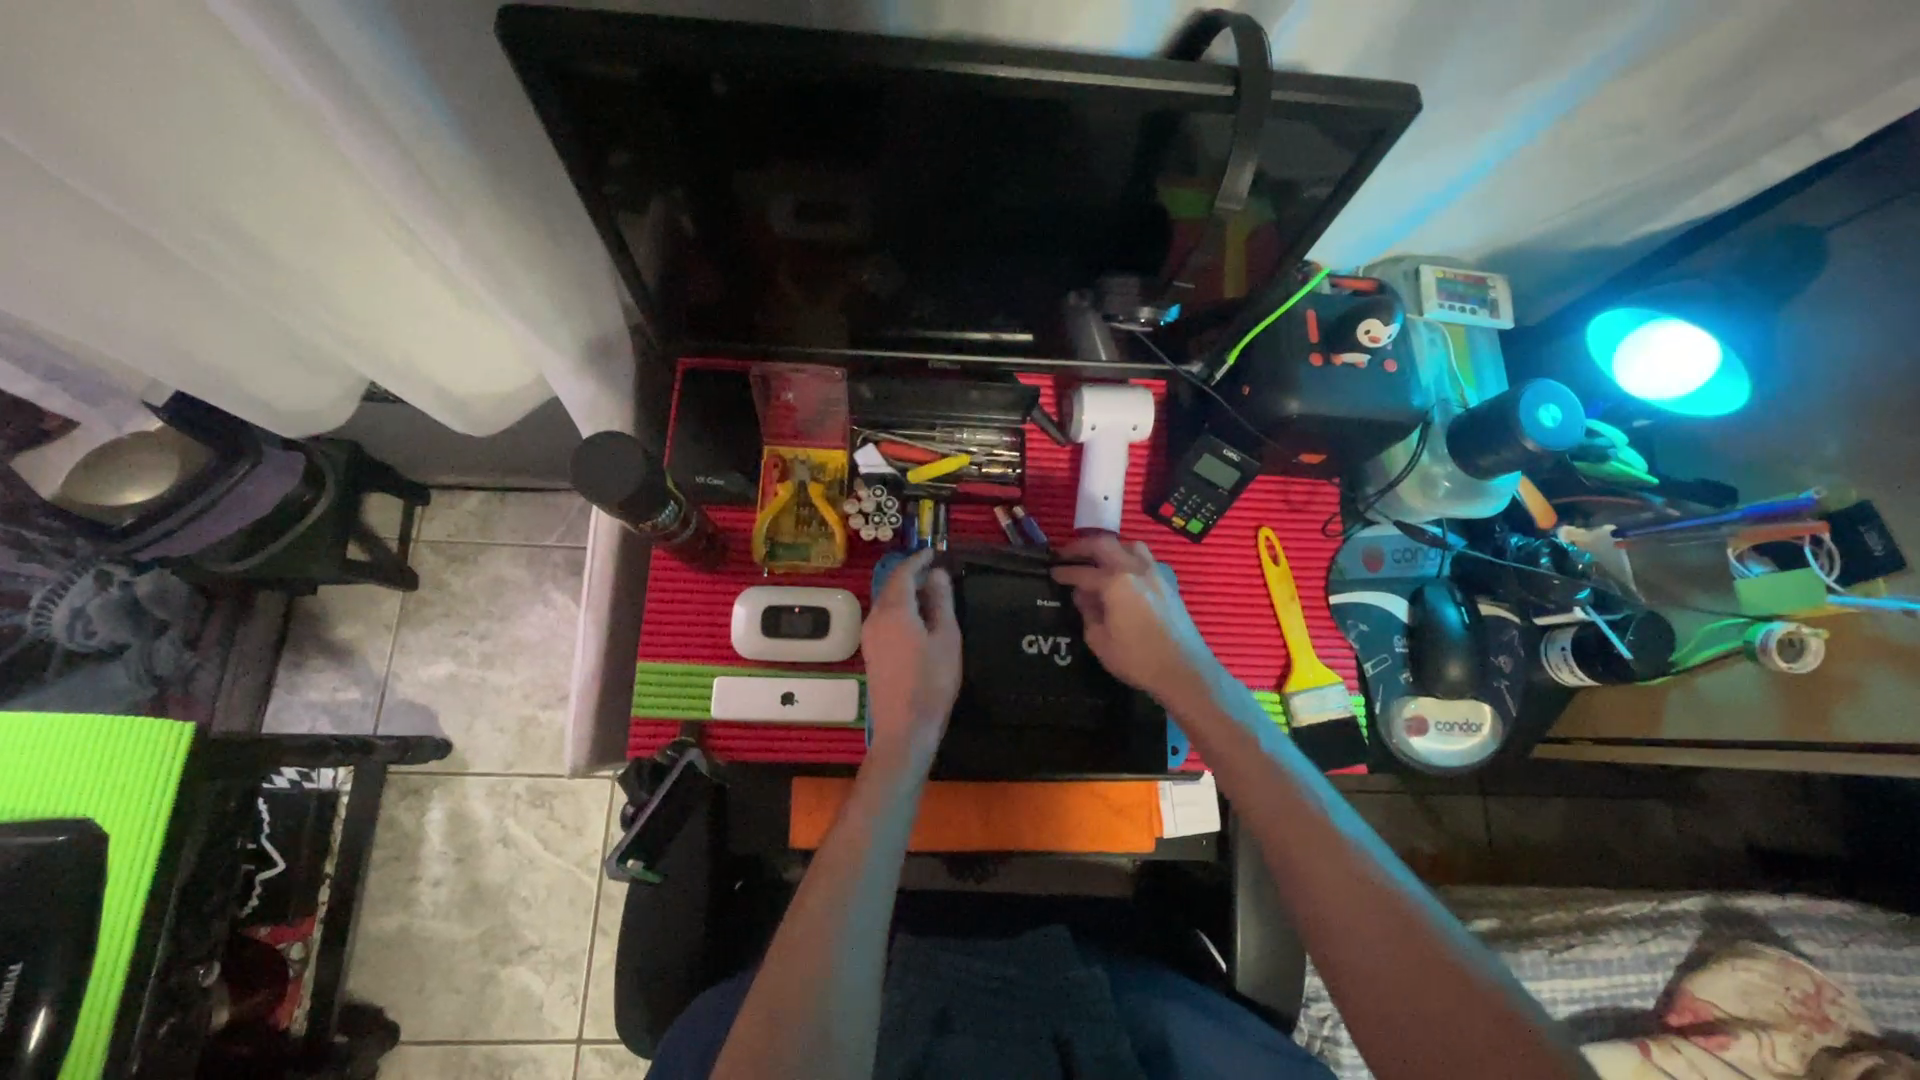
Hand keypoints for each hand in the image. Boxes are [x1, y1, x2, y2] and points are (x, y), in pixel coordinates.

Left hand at [860, 549, 961, 760]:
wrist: (904, 728)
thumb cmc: (932, 681)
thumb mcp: (946, 637)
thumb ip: (941, 602)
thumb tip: (938, 574)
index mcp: (894, 609)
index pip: (903, 573)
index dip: (919, 560)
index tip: (935, 552)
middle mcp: (875, 618)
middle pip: (892, 587)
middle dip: (912, 575)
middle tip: (936, 571)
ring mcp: (869, 637)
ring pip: (887, 604)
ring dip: (906, 594)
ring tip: (931, 594)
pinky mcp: (871, 653)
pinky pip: (884, 620)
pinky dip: (900, 611)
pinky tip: (917, 620)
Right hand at [1051, 536, 1218, 702]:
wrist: (1184, 671)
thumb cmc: (1137, 659)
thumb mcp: (1100, 641)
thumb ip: (1088, 612)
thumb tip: (1083, 595)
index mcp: (1115, 582)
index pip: (1082, 572)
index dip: (1064, 572)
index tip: (1052, 572)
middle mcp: (1136, 569)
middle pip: (1105, 545)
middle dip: (1082, 547)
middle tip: (1067, 555)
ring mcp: (1156, 574)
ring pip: (1130, 546)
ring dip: (1110, 549)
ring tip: (1099, 561)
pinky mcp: (1169, 584)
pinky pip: (1147, 560)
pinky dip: (1131, 560)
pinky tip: (1126, 577)